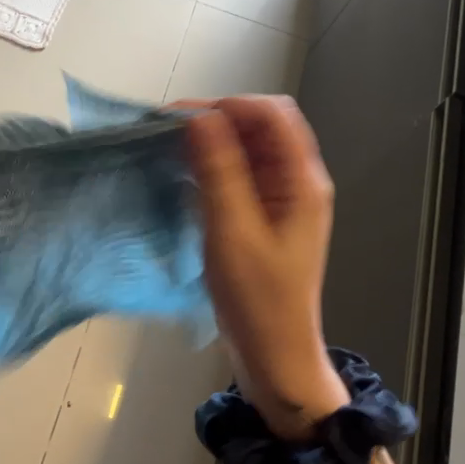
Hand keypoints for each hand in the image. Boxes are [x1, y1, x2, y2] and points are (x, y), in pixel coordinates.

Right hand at [185, 96, 348, 438]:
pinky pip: (235, 173)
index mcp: (301, 181)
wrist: (274, 357)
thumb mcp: (233, 232)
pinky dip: (208, 164)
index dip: (228, 106)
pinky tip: (179, 172)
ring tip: (163, 147)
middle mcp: (294, 181)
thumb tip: (198, 118)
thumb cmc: (258, 300)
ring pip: (244, 148)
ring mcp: (278, 198)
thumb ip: (218, 171)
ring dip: (207, 141)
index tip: (179, 118)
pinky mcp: (260, 215)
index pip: (272, 114)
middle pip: (258, 126)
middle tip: (162, 131)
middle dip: (213, 119)